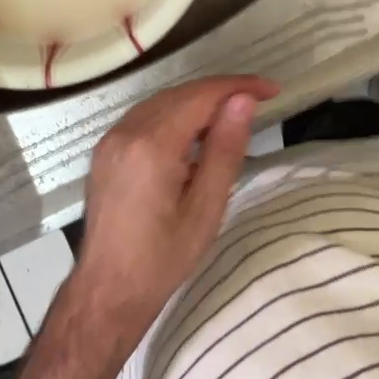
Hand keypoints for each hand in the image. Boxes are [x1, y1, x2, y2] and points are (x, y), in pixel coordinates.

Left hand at [73, 75, 279, 339]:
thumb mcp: (206, 208)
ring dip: (198, 101)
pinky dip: (175, 114)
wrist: (107, 291)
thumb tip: (243, 101)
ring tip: (232, 116)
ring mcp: (110, 139)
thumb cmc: (162, 259)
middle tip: (259, 101)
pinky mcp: (105, 150)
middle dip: (221, 92)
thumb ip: (224, 149)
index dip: (239, 87)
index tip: (272, 90)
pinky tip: (195, 133)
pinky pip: (145, 116)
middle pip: (181, 93)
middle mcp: (126, 131)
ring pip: (162, 101)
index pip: (201, 96)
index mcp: (152, 146)